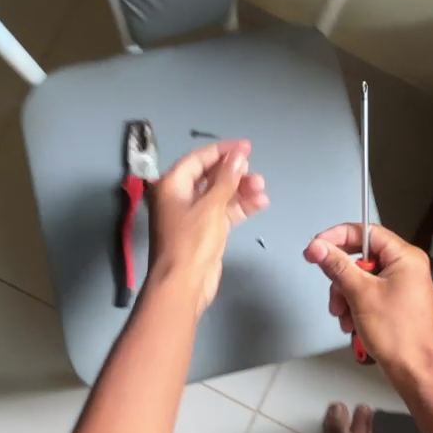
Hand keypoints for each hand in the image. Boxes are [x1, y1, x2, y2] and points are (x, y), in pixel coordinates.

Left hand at [149, 140, 268, 310]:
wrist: (184, 285)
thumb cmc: (192, 242)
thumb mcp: (210, 207)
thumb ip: (226, 179)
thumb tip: (239, 156)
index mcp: (171, 185)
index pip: (198, 159)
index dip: (222, 151)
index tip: (246, 147)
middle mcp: (179, 197)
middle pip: (210, 176)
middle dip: (234, 173)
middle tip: (255, 172)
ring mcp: (193, 215)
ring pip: (219, 195)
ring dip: (241, 190)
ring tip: (261, 188)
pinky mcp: (205, 231)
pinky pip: (224, 212)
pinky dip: (240, 207)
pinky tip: (260, 203)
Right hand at [303, 223, 432, 378]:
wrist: (415, 370)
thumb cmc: (396, 333)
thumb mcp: (360, 294)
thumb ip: (337, 266)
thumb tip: (317, 246)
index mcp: (405, 257)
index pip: (365, 231)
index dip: (337, 237)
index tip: (316, 247)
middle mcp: (406, 266)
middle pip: (361, 257)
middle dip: (341, 278)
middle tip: (333, 295)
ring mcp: (402, 284)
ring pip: (361, 278)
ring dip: (345, 296)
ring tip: (344, 317)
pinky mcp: (396, 301)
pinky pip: (368, 293)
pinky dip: (355, 306)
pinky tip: (352, 324)